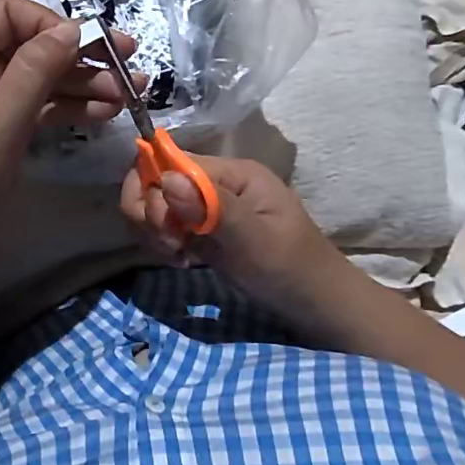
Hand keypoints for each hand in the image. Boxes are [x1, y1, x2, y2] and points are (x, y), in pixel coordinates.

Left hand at [0, 0, 135, 215]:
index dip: (48, 22)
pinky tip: (109, 112)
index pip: (7, 14)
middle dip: (80, 53)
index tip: (86, 44)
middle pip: (33, 44)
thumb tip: (74, 26)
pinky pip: (45, 104)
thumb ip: (37, 68)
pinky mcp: (9, 125)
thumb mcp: (2, 118)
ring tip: (132, 92)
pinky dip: (75, 106)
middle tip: (129, 59)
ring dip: (87, 82)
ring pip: (45, 76)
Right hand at [119, 154, 338, 319]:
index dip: (155, 192)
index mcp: (231, 172)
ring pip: (153, 204)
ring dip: (153, 231)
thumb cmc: (292, 268)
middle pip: (153, 180)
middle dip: (150, 214)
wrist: (314, 303)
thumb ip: (212, 207)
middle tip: (171, 247)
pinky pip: (163, 225)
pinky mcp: (198, 227)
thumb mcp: (255, 240)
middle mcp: (213, 181)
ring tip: (177, 257)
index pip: (169, 162)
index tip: (167, 231)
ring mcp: (204, 205)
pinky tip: (181, 261)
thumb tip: (166, 179)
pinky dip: (161, 242)